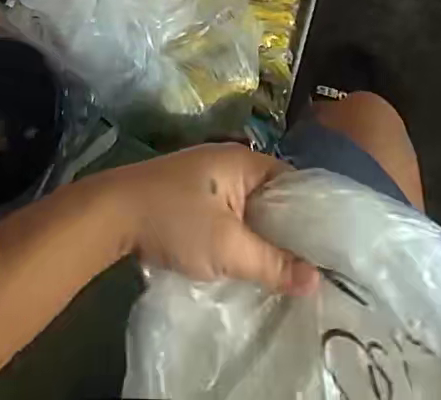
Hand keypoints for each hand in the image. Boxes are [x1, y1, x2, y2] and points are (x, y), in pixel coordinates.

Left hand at [100, 144, 318, 294]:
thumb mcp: (227, 248)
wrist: (111, 213)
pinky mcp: (192, 193)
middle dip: (287, 228)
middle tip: (310, 264)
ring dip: (262, 233)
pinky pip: (230, 212)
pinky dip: (240, 232)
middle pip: (272, 195)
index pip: (294, 181)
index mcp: (244, 161)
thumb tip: (316, 280)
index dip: (313, 212)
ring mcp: (209, 175)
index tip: (329, 247)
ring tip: (284, 267)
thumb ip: (272, 264)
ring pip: (250, 206)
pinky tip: (246, 258)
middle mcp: (230, 161)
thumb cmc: (175, 220)